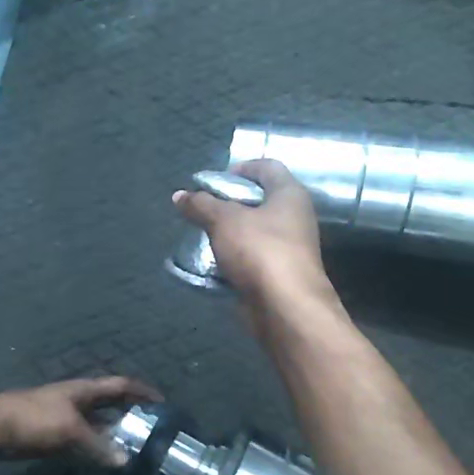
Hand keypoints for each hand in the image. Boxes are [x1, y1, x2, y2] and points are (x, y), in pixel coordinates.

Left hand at [0, 376, 160, 459]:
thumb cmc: (35, 419)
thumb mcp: (71, 431)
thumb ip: (98, 445)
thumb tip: (124, 461)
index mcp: (83, 389)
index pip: (121, 384)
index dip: (142, 390)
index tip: (161, 401)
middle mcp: (77, 398)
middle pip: (110, 401)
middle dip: (130, 409)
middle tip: (149, 424)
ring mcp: (64, 414)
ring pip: (96, 421)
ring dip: (113, 430)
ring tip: (132, 443)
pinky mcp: (52, 432)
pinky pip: (82, 436)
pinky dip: (96, 444)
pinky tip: (103, 457)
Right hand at [174, 159, 336, 324]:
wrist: (285, 307)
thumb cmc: (260, 250)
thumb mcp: (224, 220)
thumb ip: (201, 205)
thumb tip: (179, 195)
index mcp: (289, 194)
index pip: (268, 167)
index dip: (240, 168)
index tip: (213, 181)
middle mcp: (294, 218)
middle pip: (259, 200)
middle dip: (228, 204)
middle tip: (202, 210)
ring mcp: (288, 249)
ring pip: (253, 232)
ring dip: (228, 234)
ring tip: (201, 236)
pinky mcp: (278, 275)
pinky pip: (251, 260)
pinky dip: (232, 260)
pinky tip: (210, 264)